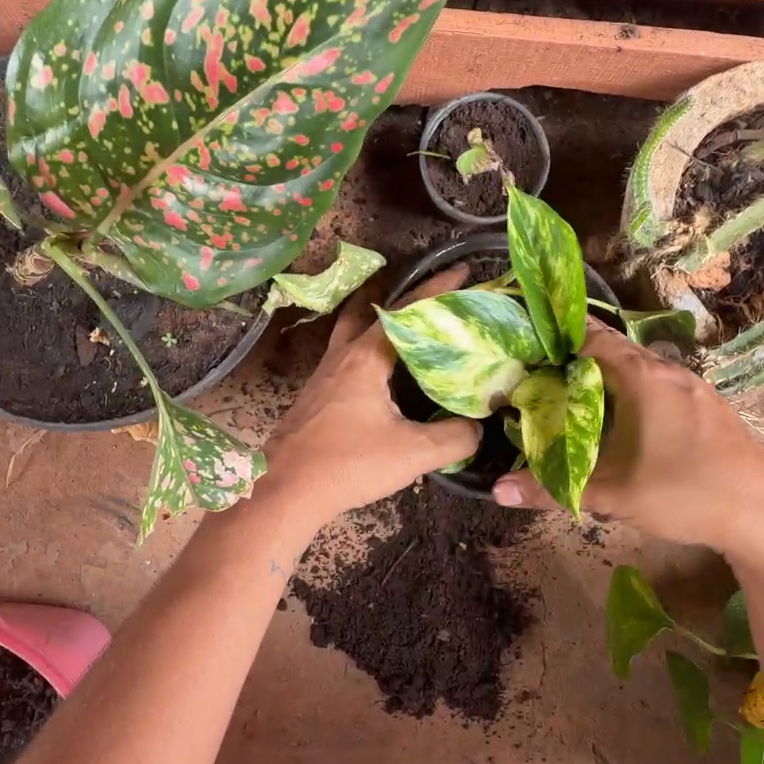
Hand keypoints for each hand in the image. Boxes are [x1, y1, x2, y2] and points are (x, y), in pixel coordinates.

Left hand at [260, 266, 481, 527]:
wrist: (285, 491)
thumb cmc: (348, 464)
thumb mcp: (414, 454)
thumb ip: (454, 437)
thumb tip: (478, 427)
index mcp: (365, 358)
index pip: (406, 312)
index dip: (436, 290)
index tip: (462, 272)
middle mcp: (342, 357)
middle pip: (369, 311)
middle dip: (398, 296)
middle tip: (427, 295)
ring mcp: (324, 376)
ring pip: (352, 334)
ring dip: (376, 322)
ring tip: (406, 327)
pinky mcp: (316, 398)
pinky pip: (346, 359)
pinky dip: (367, 351)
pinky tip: (381, 373)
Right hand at [491, 320, 763, 550]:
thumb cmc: (686, 492)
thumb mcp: (612, 493)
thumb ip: (552, 489)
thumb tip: (497, 491)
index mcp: (644, 377)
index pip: (592, 337)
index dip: (557, 338)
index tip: (527, 349)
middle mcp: (670, 372)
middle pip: (615, 352)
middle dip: (577, 362)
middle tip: (540, 379)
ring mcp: (696, 390)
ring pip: (640, 373)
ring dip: (607, 381)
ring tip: (573, 401)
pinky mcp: (711, 411)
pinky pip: (661, 389)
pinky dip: (633, 396)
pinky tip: (623, 427)